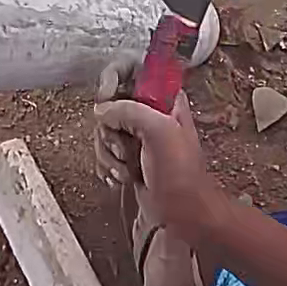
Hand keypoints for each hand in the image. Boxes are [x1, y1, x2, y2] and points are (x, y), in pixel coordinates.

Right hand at [95, 93, 231, 237]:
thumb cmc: (181, 175)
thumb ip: (129, 111)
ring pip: (104, 131)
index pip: (132, 72)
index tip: (106, 97)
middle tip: (126, 149)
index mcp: (164, 100)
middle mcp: (150, 114)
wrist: (184, 213)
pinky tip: (122, 177)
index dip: (114, 80)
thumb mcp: (160, 132)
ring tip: (127, 169)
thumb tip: (102, 109)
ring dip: (109, 154)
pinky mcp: (129, 157)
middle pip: (110, 106)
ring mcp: (138, 137)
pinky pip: (105, 152)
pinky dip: (108, 166)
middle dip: (110, 132)